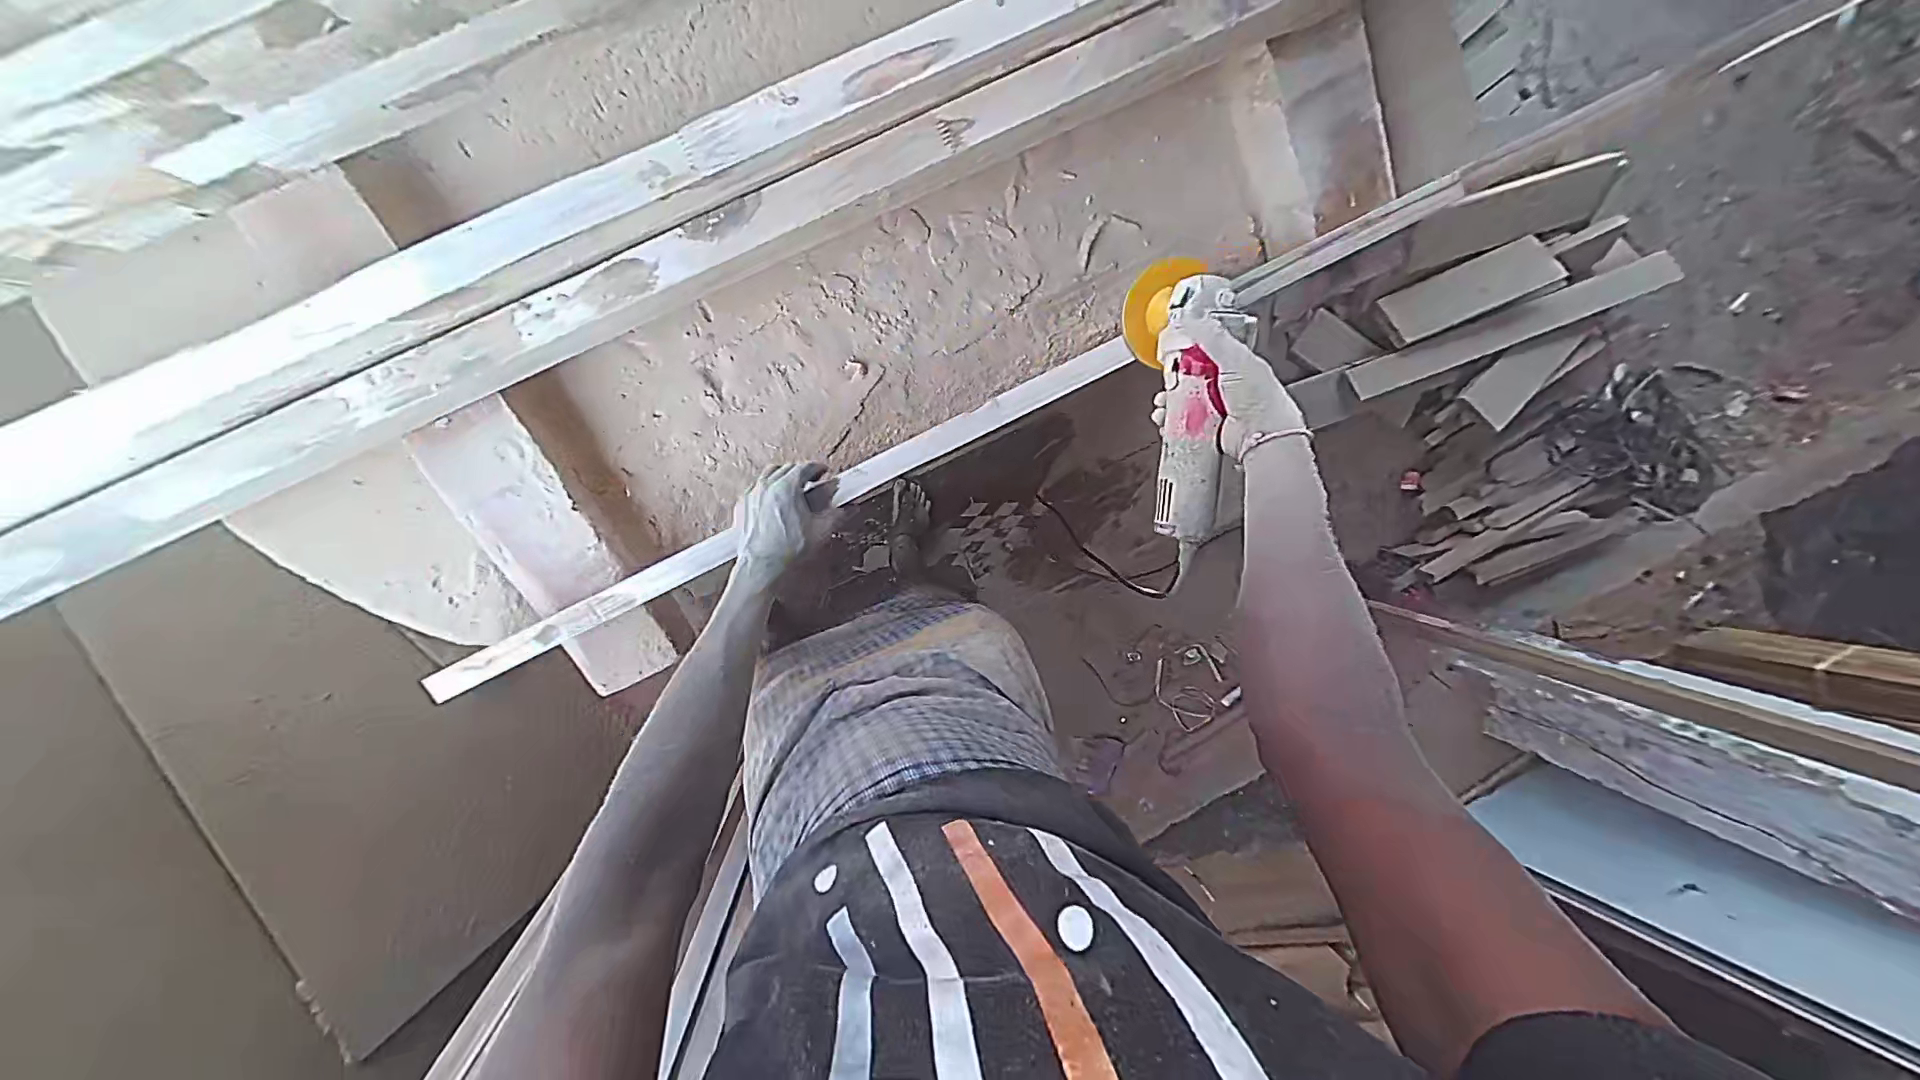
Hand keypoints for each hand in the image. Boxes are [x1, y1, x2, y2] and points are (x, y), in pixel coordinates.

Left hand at [731, 462, 828, 594]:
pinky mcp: (742, 505)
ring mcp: (752, 494)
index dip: (817, 468)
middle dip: (801, 471)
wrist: (760, 566)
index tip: (822, 471)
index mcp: (787, 486)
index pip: (804, 467)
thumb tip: (849, 508)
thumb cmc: (787, 549)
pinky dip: (767, 488)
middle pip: (786, 468)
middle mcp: (767, 486)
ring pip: (768, 474)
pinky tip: (774, 501)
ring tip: (792, 487)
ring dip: (782, 476)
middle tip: (811, 480)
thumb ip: (838, 515)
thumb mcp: (821, 530)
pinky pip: (756, 488)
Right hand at [1150, 311, 1305, 461]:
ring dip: (1170, 403)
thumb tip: (1191, 318)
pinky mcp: (1209, 430)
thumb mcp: (1235, 359)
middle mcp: (1228, 387)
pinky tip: (1167, 420)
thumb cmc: (1260, 400)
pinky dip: (1172, 422)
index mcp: (1239, 365)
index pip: (1208, 352)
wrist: (1262, 438)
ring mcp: (1218, 410)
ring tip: (1163, 404)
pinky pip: (1185, 423)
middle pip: (1193, 379)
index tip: (1173, 353)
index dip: (1189, 351)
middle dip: (1175, 381)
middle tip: (1167, 382)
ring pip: (1185, 402)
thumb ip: (1212, 338)